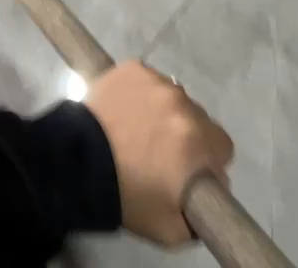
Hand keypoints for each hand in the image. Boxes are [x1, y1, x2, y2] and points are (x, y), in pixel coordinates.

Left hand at [83, 61, 235, 246]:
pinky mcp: (132, 68)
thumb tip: (213, 187)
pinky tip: (127, 110)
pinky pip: (149, 80)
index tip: (187, 169)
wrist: (74, 162)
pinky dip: (143, 93)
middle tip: (160, 151)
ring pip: (174, 98)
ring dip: (165, 111)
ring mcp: (155, 81)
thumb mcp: (174, 229)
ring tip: (138, 129)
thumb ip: (205, 210)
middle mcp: (182, 104)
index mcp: (198, 141)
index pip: (222, 146)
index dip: (207, 160)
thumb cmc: (126, 196)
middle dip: (186, 135)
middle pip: (199, 119)